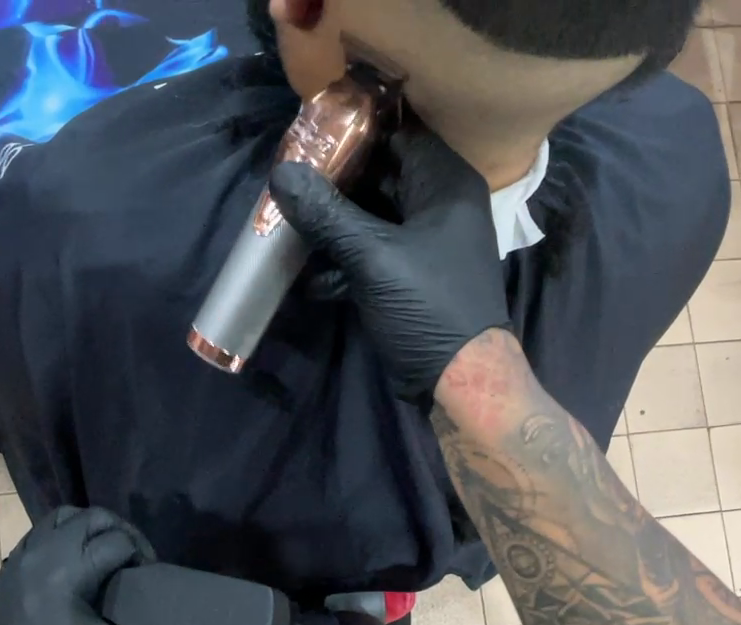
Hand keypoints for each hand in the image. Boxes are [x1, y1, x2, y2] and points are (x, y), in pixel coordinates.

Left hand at [0, 506, 154, 624]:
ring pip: (63, 516)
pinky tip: (75, 558)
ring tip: (102, 549)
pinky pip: (41, 532)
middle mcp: (46, 554)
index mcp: (72, 574)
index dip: (141, 554)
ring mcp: (25, 555)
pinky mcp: (12, 563)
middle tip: (131, 554)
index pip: (119, 541)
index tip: (147, 574)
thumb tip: (148, 595)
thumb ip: (136, 614)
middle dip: (120, 531)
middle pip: (93, 517)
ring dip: (89, 527)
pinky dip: (63, 536)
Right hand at [268, 126, 509, 405]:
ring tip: (291, 231)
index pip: (397, 133)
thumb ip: (327, 214)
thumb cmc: (426, 306)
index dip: (353, 130)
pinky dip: (345, 260)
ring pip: (372, 217)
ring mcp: (426, 242)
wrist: (459, 378)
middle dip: (334, 183)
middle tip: (288, 183)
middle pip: (380, 175)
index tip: (308, 134)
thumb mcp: (373, 257)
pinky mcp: (411, 276)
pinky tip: (312, 278)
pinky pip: (374, 252)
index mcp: (445, 183)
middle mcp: (439, 204)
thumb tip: (281, 175)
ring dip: (333, 227)